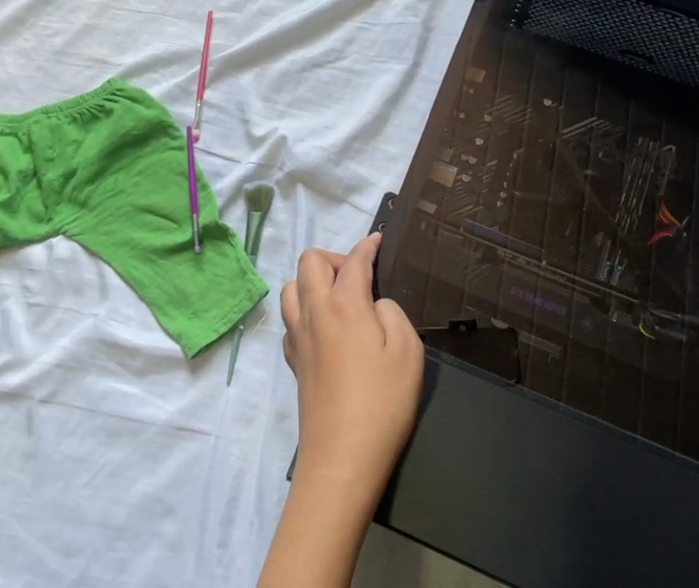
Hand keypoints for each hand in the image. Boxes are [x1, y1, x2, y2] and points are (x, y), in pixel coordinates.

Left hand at [259, 233, 423, 587]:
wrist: (343, 457)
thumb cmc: (383, 402)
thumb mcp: (408, 351)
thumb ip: (392, 313)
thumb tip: (373, 304)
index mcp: (344, 305)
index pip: (352, 261)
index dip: (367, 246)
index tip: (378, 241)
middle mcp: (314, 314)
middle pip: (308, 262)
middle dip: (333, 257)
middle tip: (359, 275)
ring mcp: (299, 338)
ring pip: (290, 288)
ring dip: (312, 281)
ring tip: (339, 298)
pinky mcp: (294, 363)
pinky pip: (290, 320)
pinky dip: (304, 312)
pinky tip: (325, 329)